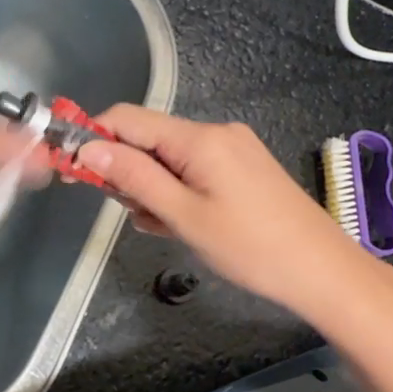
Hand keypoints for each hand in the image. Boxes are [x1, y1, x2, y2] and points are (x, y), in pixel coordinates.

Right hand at [76, 106, 392, 321]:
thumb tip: (86, 148)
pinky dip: (173, 193)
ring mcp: (230, 150)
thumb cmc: (250, 247)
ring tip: (162, 226)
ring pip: (164, 158)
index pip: (126, 119)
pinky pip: (188, 170)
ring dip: (148, 188)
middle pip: (145, 138)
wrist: (323, 272)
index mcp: (199, 139)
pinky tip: (179, 223)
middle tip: (131, 212)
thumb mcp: (182, 215)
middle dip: (124, 171)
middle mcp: (214, 133)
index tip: (70, 171)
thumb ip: (133, 177)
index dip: (92, 139)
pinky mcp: (239, 169)